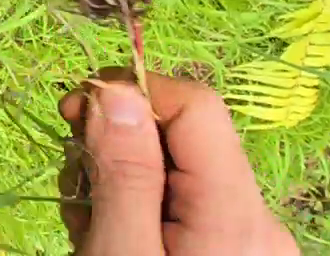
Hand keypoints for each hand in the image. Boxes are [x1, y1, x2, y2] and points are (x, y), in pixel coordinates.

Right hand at [59, 71, 297, 255]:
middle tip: (72, 180)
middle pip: (175, 133)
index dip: (130, 91)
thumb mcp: (120, 249)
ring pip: (166, 164)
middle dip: (109, 140)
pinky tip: (106, 232)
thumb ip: (123, 171)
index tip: (74, 113)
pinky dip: (129, 201)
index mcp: (237, 216)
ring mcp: (247, 238)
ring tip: (86, 222)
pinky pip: (173, 197)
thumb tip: (116, 88)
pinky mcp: (230, 250)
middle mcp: (257, 219)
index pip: (196, 104)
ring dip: (111, 174)